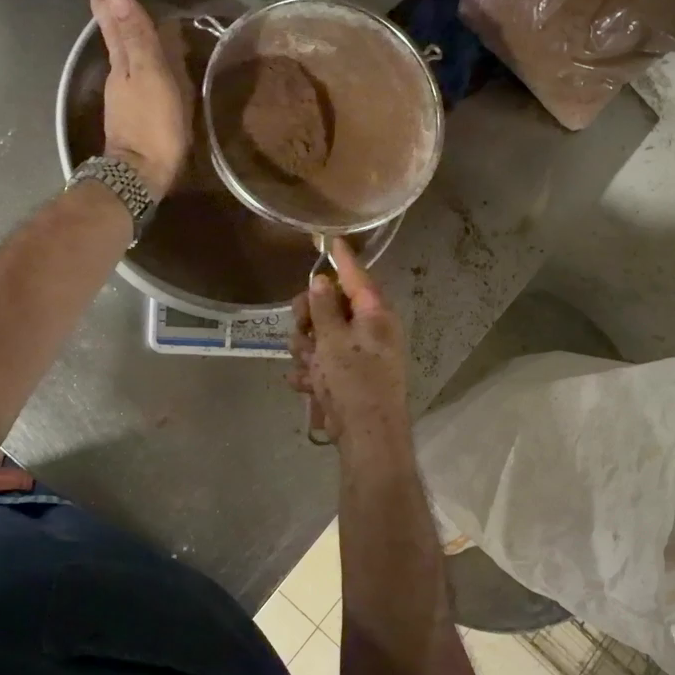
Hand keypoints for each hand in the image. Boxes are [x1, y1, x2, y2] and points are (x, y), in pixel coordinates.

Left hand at [90, 0, 189, 199]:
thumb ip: (136, 38)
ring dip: (124, 45)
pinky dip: (135, 70)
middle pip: (115, 45)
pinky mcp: (132, 123)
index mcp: (123, 66)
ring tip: (130, 31)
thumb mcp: (150, 76)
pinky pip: (133, 85)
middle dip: (113, 23)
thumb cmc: (152, 125)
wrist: (141, 176)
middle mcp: (118, 81)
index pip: (115, 29)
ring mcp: (123, 104)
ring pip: (123, 64)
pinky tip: (143, 73)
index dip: (110, 9)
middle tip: (109, 2)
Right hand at [287, 239, 410, 451]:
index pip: (356, 277)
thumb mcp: (334, 341)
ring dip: (306, 349)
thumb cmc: (355, 383)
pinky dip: (311, 372)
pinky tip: (306, 385)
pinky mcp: (348, 378)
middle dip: (308, 318)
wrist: (367, 437)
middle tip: (300, 330)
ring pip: (320, 337)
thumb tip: (321, 281)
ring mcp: (359, 356)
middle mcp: (370, 331)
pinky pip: (322, 364)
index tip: (326, 237)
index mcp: (375, 315)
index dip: (339, 258)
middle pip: (331, 307)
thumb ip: (324, 309)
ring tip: (307, 369)